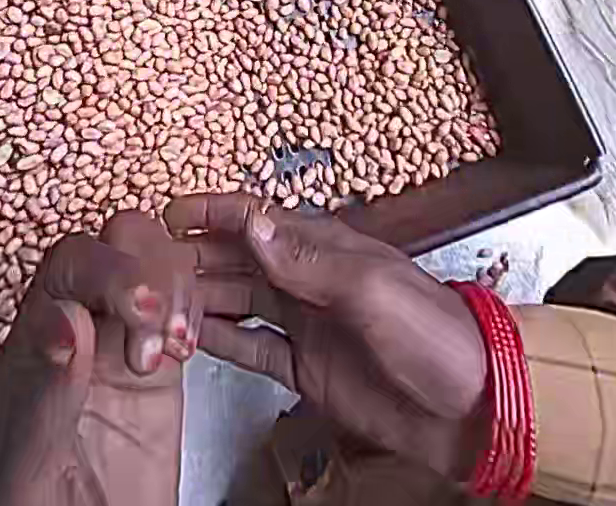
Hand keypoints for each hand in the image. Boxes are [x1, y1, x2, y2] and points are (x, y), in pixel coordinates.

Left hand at [0, 212, 199, 505]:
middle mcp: (84, 322)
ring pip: (161, 259)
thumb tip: (67, 321)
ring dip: (178, 289)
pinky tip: (187, 344)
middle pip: (121, 241)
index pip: (72, 262)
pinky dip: (198, 308)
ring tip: (173, 345)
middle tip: (160, 327)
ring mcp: (127, 334)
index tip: (138, 305)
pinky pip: (187, 300)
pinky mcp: (165, 354)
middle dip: (152, 270)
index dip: (110, 269)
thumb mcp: (28, 466)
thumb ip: (47, 395)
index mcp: (38, 337)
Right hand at [164, 195, 486, 481]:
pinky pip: (251, 347)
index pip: (256, 218)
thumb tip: (252, 223)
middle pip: (238, 258)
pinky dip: (221, 340)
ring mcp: (302, 321)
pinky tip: (190, 339)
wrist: (468, 404)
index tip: (168, 214)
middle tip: (147, 264)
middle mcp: (306, 278)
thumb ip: (308, 259)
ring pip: (237, 300)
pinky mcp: (302, 365)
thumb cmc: (426, 331)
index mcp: (322, 248)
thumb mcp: (370, 287)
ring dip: (200, 297)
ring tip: (156, 301)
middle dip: (194, 255)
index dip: (213, 211)